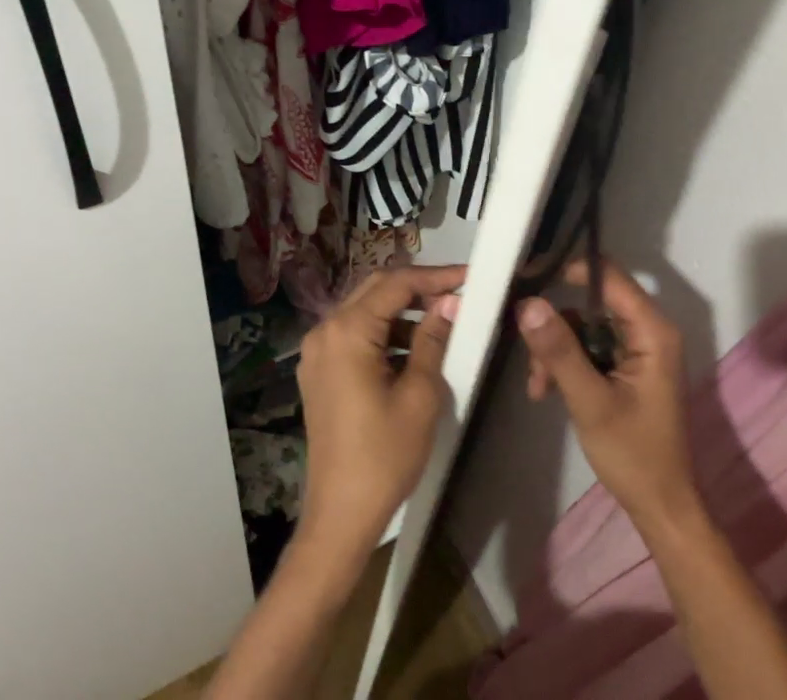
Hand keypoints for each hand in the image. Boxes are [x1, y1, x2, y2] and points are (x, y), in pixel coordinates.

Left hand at [296, 265, 464, 556]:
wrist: (342, 510)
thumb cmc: (385, 454)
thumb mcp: (420, 394)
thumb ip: (433, 340)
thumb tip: (449, 302)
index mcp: (346, 332)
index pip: (394, 284)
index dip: (435, 276)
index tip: (470, 276)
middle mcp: (323, 332)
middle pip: (374, 291)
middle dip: (417, 289)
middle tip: (459, 295)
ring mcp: (316, 353)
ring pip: (363, 314)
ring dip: (401, 314)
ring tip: (443, 324)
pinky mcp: (319, 373)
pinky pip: (353, 338)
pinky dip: (384, 336)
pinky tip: (414, 352)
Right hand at [514, 258, 701, 527]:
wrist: (659, 503)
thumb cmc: (633, 453)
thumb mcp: (590, 401)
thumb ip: (559, 350)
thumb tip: (527, 304)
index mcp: (652, 332)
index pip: (607, 276)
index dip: (566, 271)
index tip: (524, 283)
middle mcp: (647, 332)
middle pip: (587, 303)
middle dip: (553, 329)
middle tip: (532, 362)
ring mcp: (635, 350)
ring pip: (579, 327)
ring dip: (553, 353)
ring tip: (538, 388)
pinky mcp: (624, 368)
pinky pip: (584, 349)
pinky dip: (562, 366)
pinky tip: (545, 392)